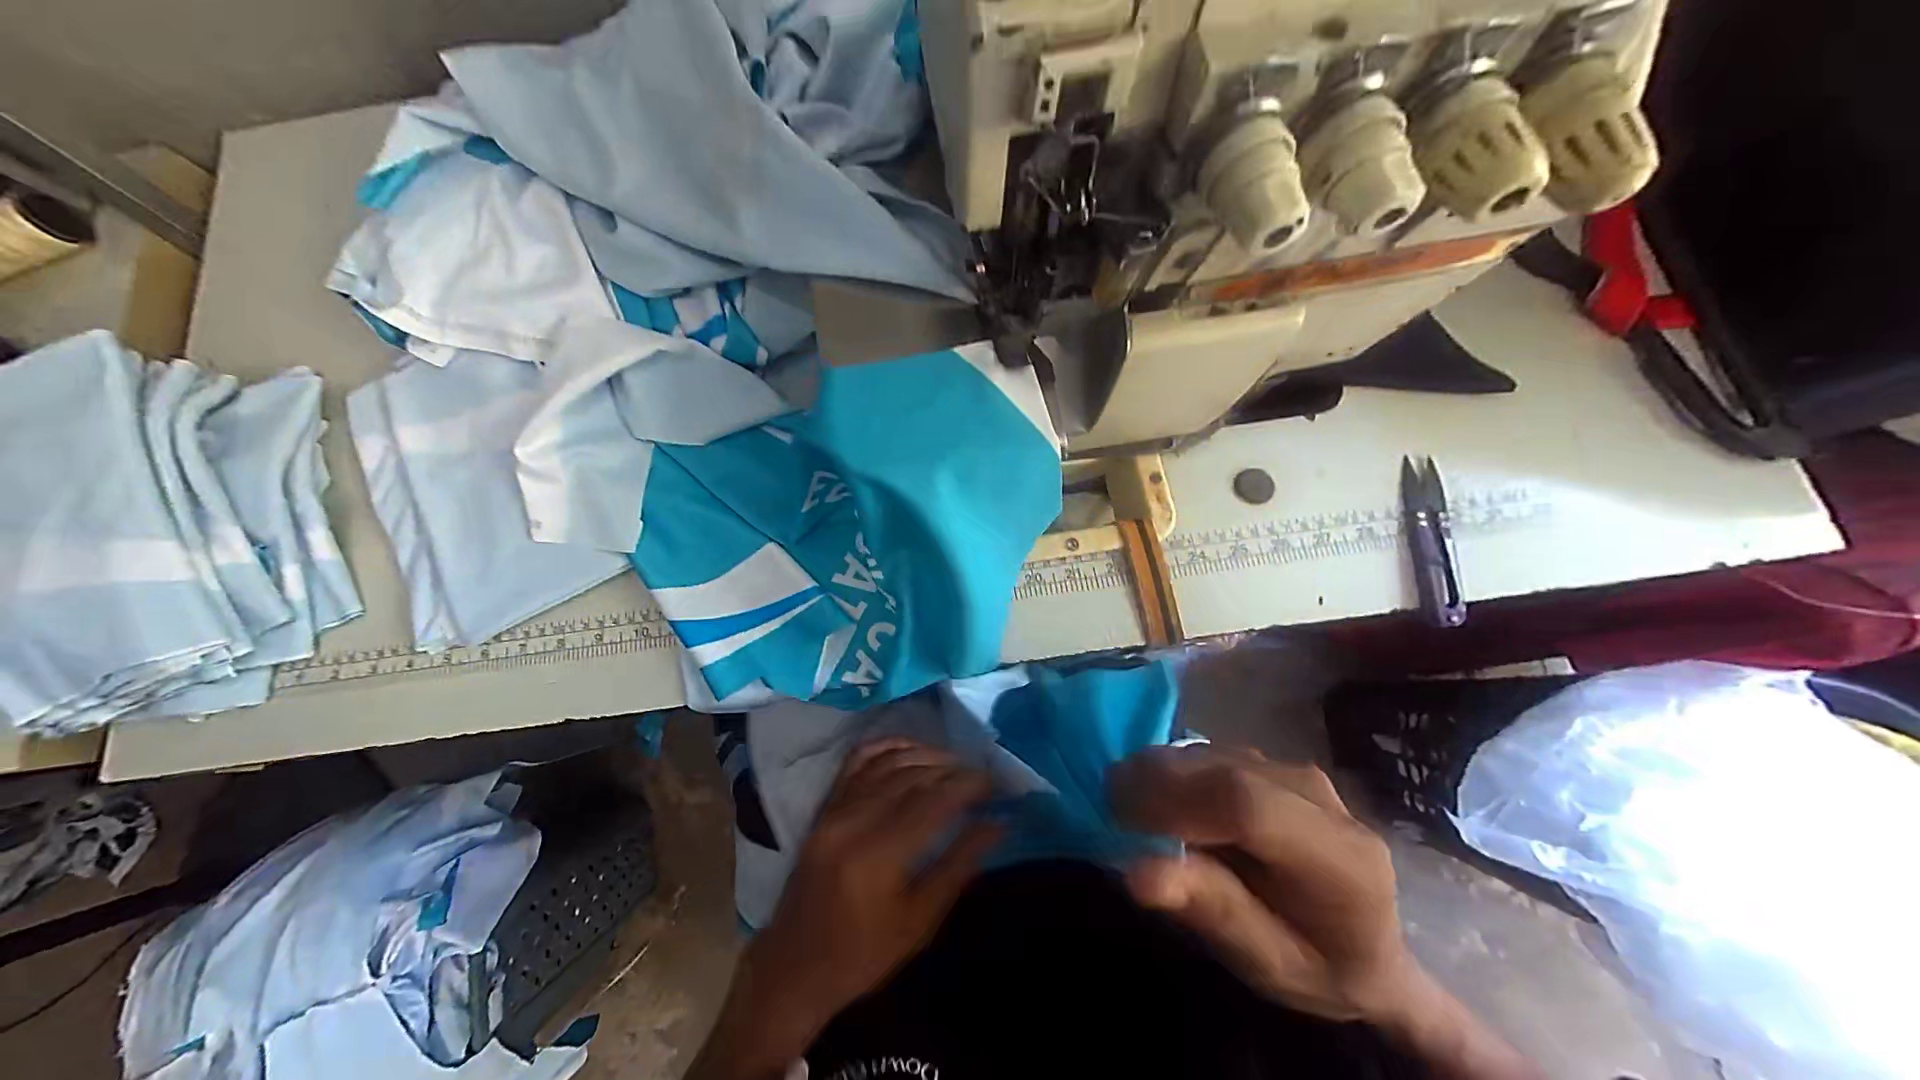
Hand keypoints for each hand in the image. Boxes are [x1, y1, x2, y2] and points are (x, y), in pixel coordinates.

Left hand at [690, 738, 1000, 1079]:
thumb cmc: (863, 955)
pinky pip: (856, 763)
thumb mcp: (919, 922)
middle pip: (911, 777)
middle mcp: (852, 823)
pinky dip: (885, 747)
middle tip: (982, 776)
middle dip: (952, 770)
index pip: (932, 802)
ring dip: (925, 755)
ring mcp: (833, 812)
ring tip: (956, 764)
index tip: (995, 784)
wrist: (794, 967)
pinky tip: (910, 747)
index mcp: (877, 857)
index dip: (968, 786)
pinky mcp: (823, 810)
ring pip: (886, 764)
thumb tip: (998, 825)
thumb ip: (958, 866)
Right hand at [1109, 743, 1412, 1021]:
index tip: (1120, 824)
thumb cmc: (1319, 966)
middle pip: (1222, 769)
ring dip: (1158, 774)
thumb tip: (1136, 872)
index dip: (1174, 805)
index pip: (1249, 806)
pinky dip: (1172, 770)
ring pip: (1209, 753)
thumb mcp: (1268, 964)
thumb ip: (1213, 913)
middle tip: (1111, 816)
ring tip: (1132, 815)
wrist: (1365, 943)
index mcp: (1340, 859)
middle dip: (1153, 784)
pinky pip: (1208, 752)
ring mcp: (1296, 769)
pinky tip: (1162, 802)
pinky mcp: (1271, 760)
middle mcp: (1321, 796)